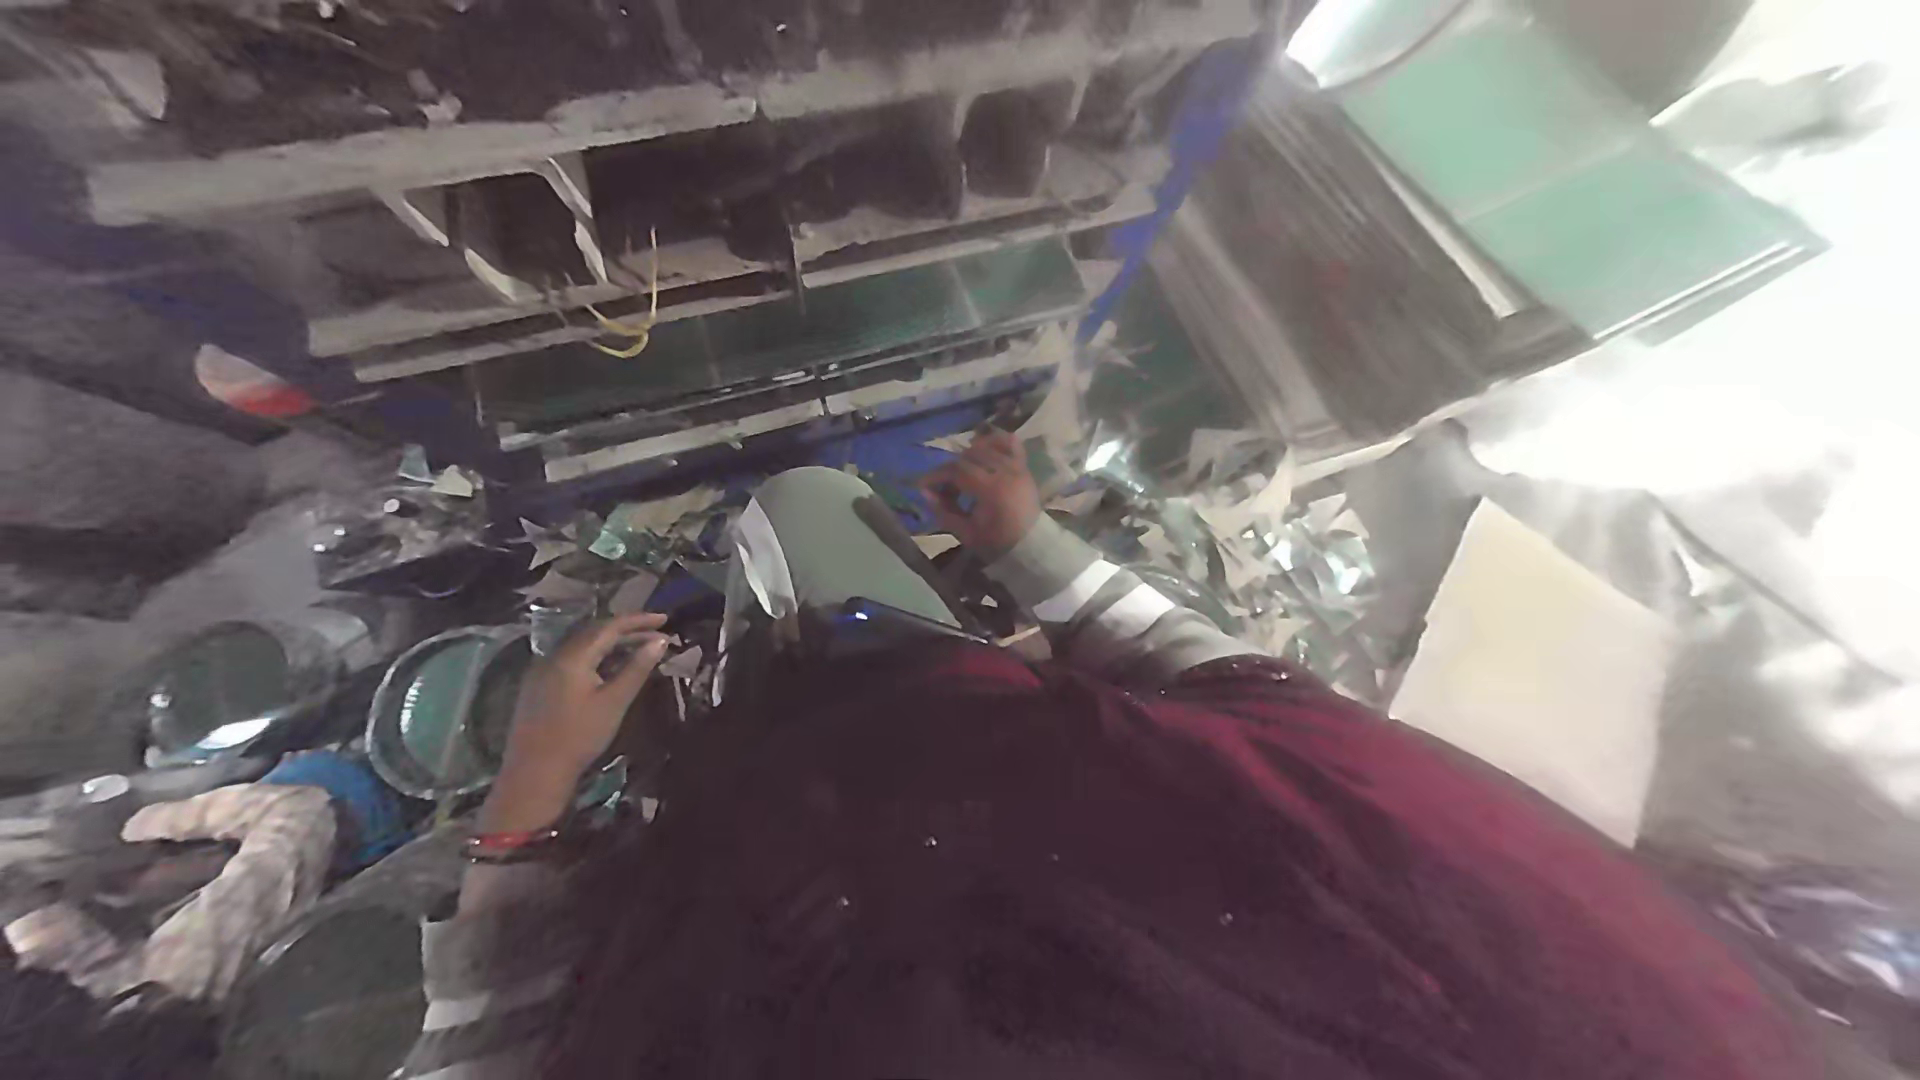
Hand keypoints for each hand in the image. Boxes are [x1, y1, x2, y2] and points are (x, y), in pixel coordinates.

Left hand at [478, 613, 668, 833]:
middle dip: (627, 630)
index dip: (638, 620)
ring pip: (583, 646)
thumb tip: (660, 641)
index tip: (665, 618)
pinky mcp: (540, 685)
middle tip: (657, 632)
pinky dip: (597, 656)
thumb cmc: (580, 736)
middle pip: (594, 633)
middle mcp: (554, 657)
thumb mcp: (615, 701)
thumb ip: (637, 667)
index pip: (609, 627)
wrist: (535, 773)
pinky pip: (573, 659)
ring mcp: (543, 671)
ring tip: (641, 646)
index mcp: (572, 657)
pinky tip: (613, 666)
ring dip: (613, 643)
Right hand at [919, 429, 1041, 555]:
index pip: (957, 471)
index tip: (923, 484)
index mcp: (991, 489)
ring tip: (963, 474)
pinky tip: (982, 448)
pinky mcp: (1024, 466)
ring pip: (986, 446)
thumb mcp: (966, 532)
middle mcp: (1006, 471)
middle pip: (969, 457)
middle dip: (951, 469)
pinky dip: (994, 441)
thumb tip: (924, 491)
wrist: (1030, 547)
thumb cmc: (996, 543)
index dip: (936, 475)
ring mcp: (1017, 466)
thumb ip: (943, 510)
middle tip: (944, 486)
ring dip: (968, 456)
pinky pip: (1010, 442)